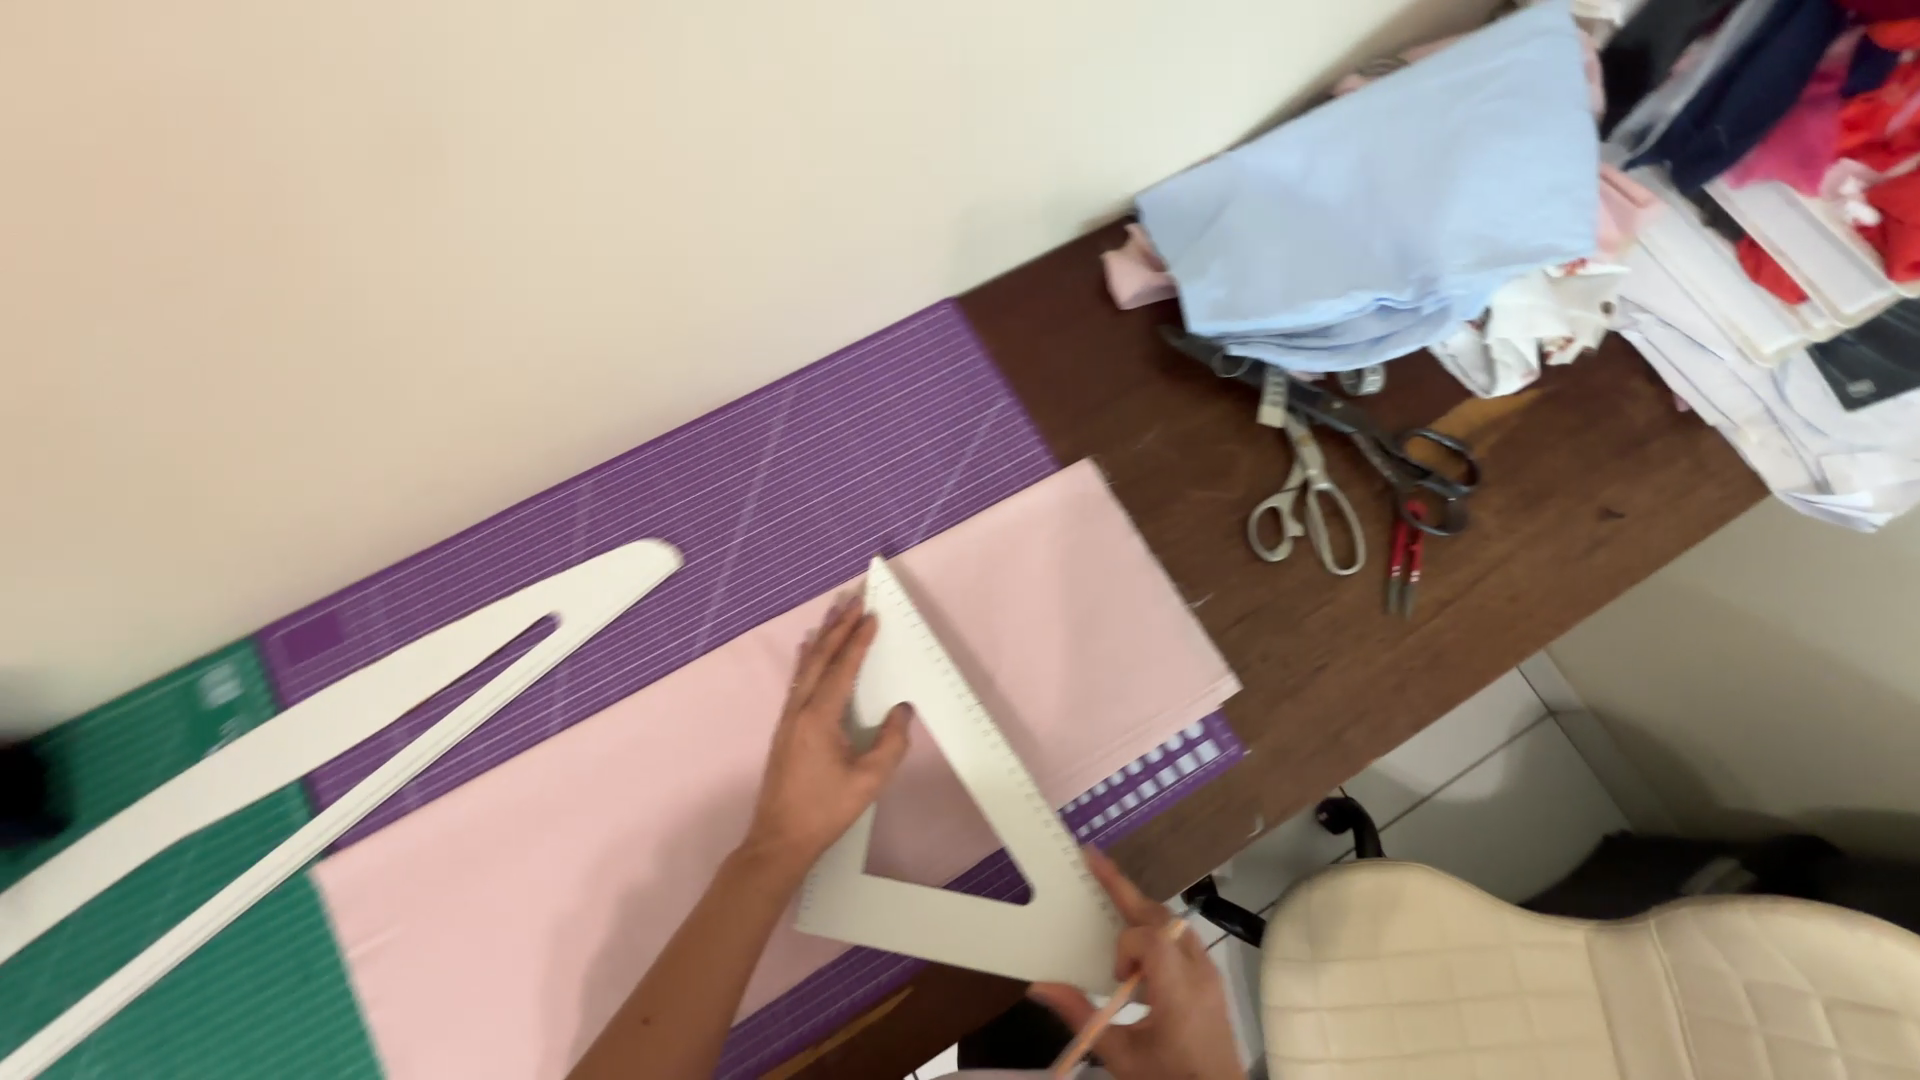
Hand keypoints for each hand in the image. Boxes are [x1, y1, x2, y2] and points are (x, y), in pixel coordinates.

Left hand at [739, 595, 911, 877]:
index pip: (843, 668)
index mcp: (820, 717)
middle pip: (820, 657)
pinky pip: (798, 679)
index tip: (871, 614)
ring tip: (834, 611)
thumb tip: (901, 710)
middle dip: (838, 626)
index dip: (858, 640)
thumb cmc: (826, 810)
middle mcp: (800, 708)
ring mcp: (788, 717)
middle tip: (852, 597)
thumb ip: (891, 743)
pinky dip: (809, 657)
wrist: (779, 839)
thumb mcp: (870, 780)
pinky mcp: (785, 727)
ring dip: (823, 636)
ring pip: (806, 665)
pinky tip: (809, 649)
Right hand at [1030, 849, 1245, 1079]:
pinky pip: (1183, 939)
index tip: (1116, 979)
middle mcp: (1199, 972)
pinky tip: (1141, 943)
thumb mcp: (1121, 1058)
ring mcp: (1210, 975)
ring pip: (1174, 923)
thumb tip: (1039, 986)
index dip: (1125, 948)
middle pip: (1162, 915)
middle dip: (1124, 889)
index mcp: (1178, 991)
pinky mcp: (1213, 982)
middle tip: (1091, 860)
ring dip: (1142, 910)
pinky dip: (1158, 929)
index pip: (1149, 939)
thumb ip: (1080, 1016)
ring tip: (1113, 899)